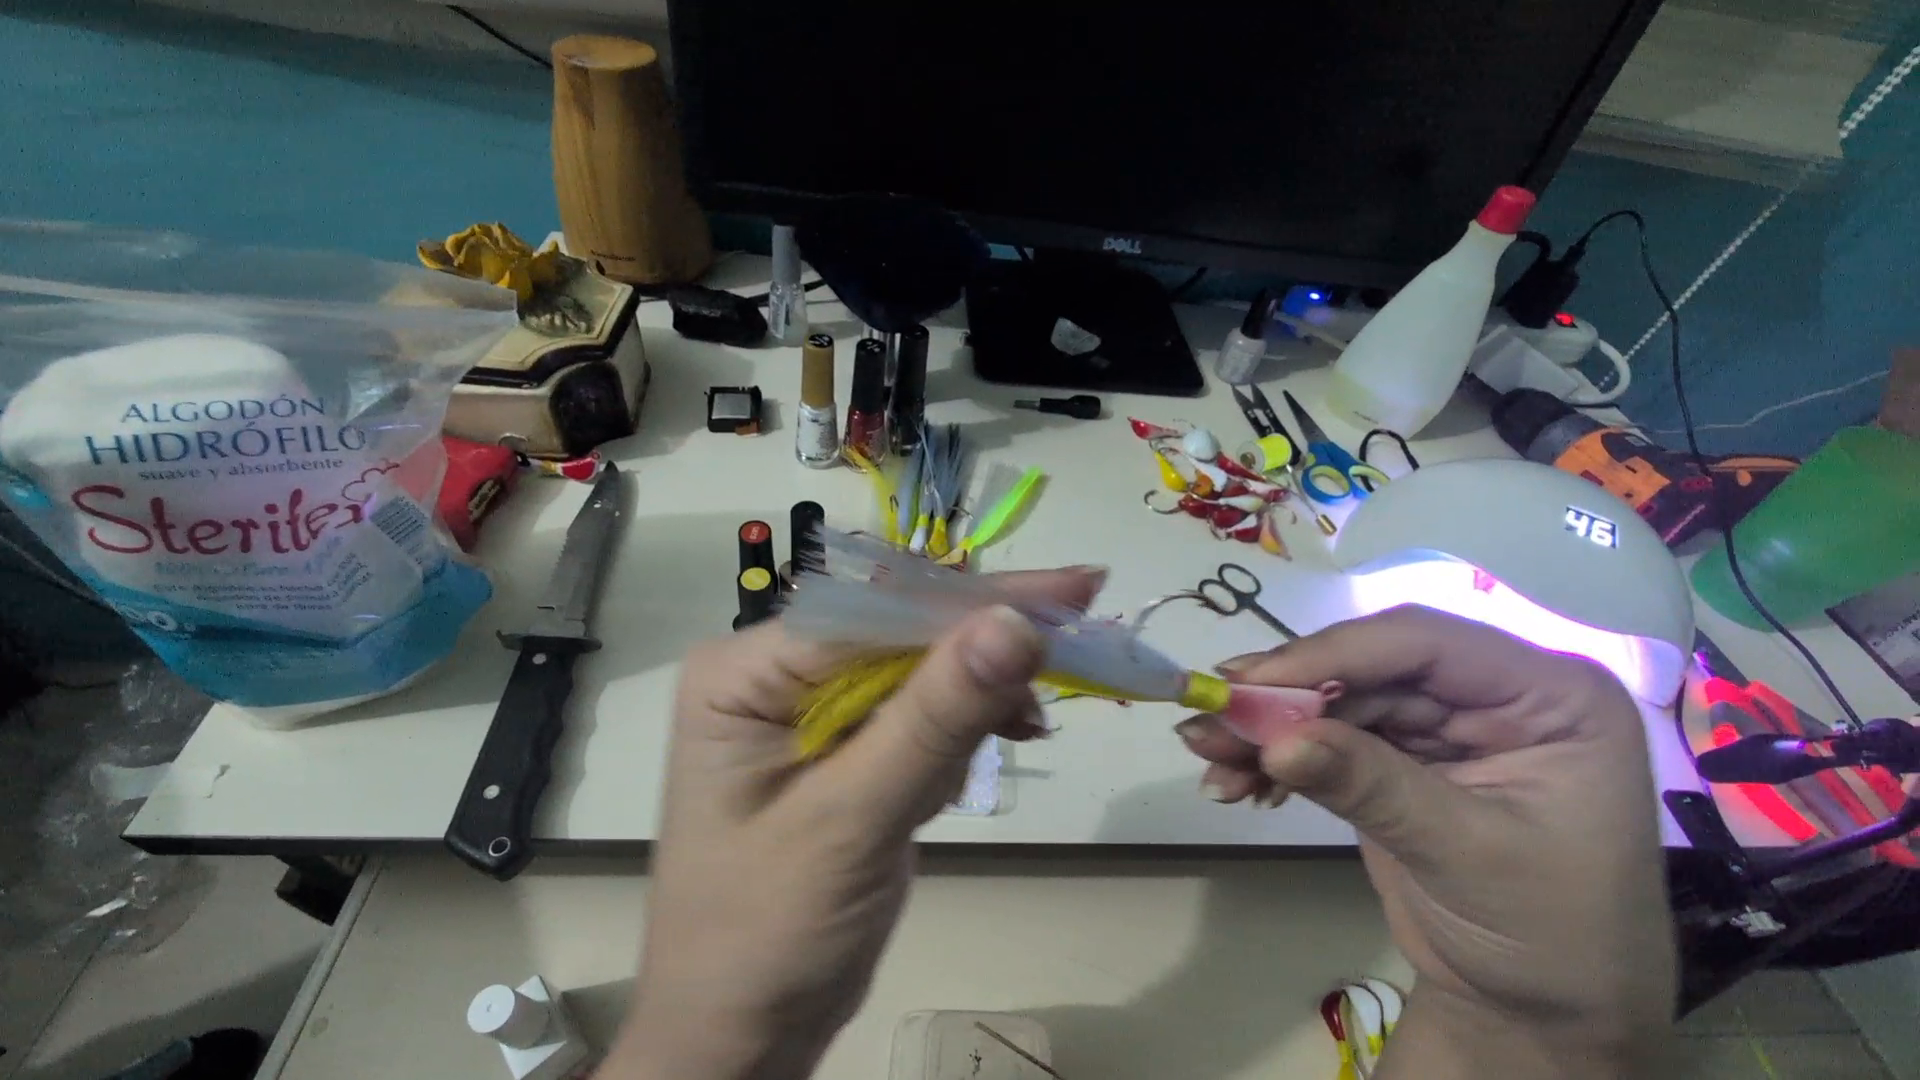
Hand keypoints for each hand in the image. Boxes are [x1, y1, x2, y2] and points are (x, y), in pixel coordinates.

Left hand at [604, 568, 1105, 1079]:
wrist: (739, 1034)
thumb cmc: (766, 932)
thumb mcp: (851, 820)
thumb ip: (933, 718)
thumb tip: (1015, 623)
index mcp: (745, 671)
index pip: (872, 612)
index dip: (972, 601)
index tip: (1071, 591)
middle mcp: (775, 674)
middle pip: (898, 632)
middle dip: (983, 646)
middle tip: (1079, 639)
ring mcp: (811, 710)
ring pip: (919, 669)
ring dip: (980, 692)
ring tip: (1026, 724)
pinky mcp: (847, 747)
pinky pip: (919, 713)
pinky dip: (964, 728)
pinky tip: (994, 741)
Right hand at [1174, 606, 1673, 1071]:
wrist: (1539, 1008)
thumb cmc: (1546, 934)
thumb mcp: (1466, 855)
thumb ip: (1372, 787)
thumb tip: (1275, 742)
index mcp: (1549, 695)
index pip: (1424, 643)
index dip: (1331, 653)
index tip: (1249, 682)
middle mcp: (1490, 691)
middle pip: (1365, 668)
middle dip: (1284, 697)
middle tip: (1211, 717)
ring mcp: (1438, 722)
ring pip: (1332, 700)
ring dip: (1267, 729)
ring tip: (1205, 753)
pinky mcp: (1395, 754)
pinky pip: (1323, 737)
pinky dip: (1276, 757)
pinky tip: (1236, 782)